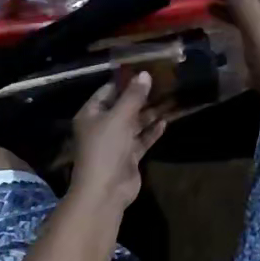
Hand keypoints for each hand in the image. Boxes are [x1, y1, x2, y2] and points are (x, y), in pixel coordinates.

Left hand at [69, 71, 168, 211]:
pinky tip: (165, 122)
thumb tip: (145, 74)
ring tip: (168, 100)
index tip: (144, 70)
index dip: (124, 81)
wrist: (105, 190)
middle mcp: (102, 126)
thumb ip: (133, 96)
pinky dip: (151, 132)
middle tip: (162, 83)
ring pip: (134, 124)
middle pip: (122, 107)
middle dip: (140, 97)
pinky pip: (141, 139)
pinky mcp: (129, 156)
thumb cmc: (106, 148)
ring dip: (149, 114)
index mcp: (91, 114)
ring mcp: (116, 142)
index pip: (107, 92)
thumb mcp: (119, 118)